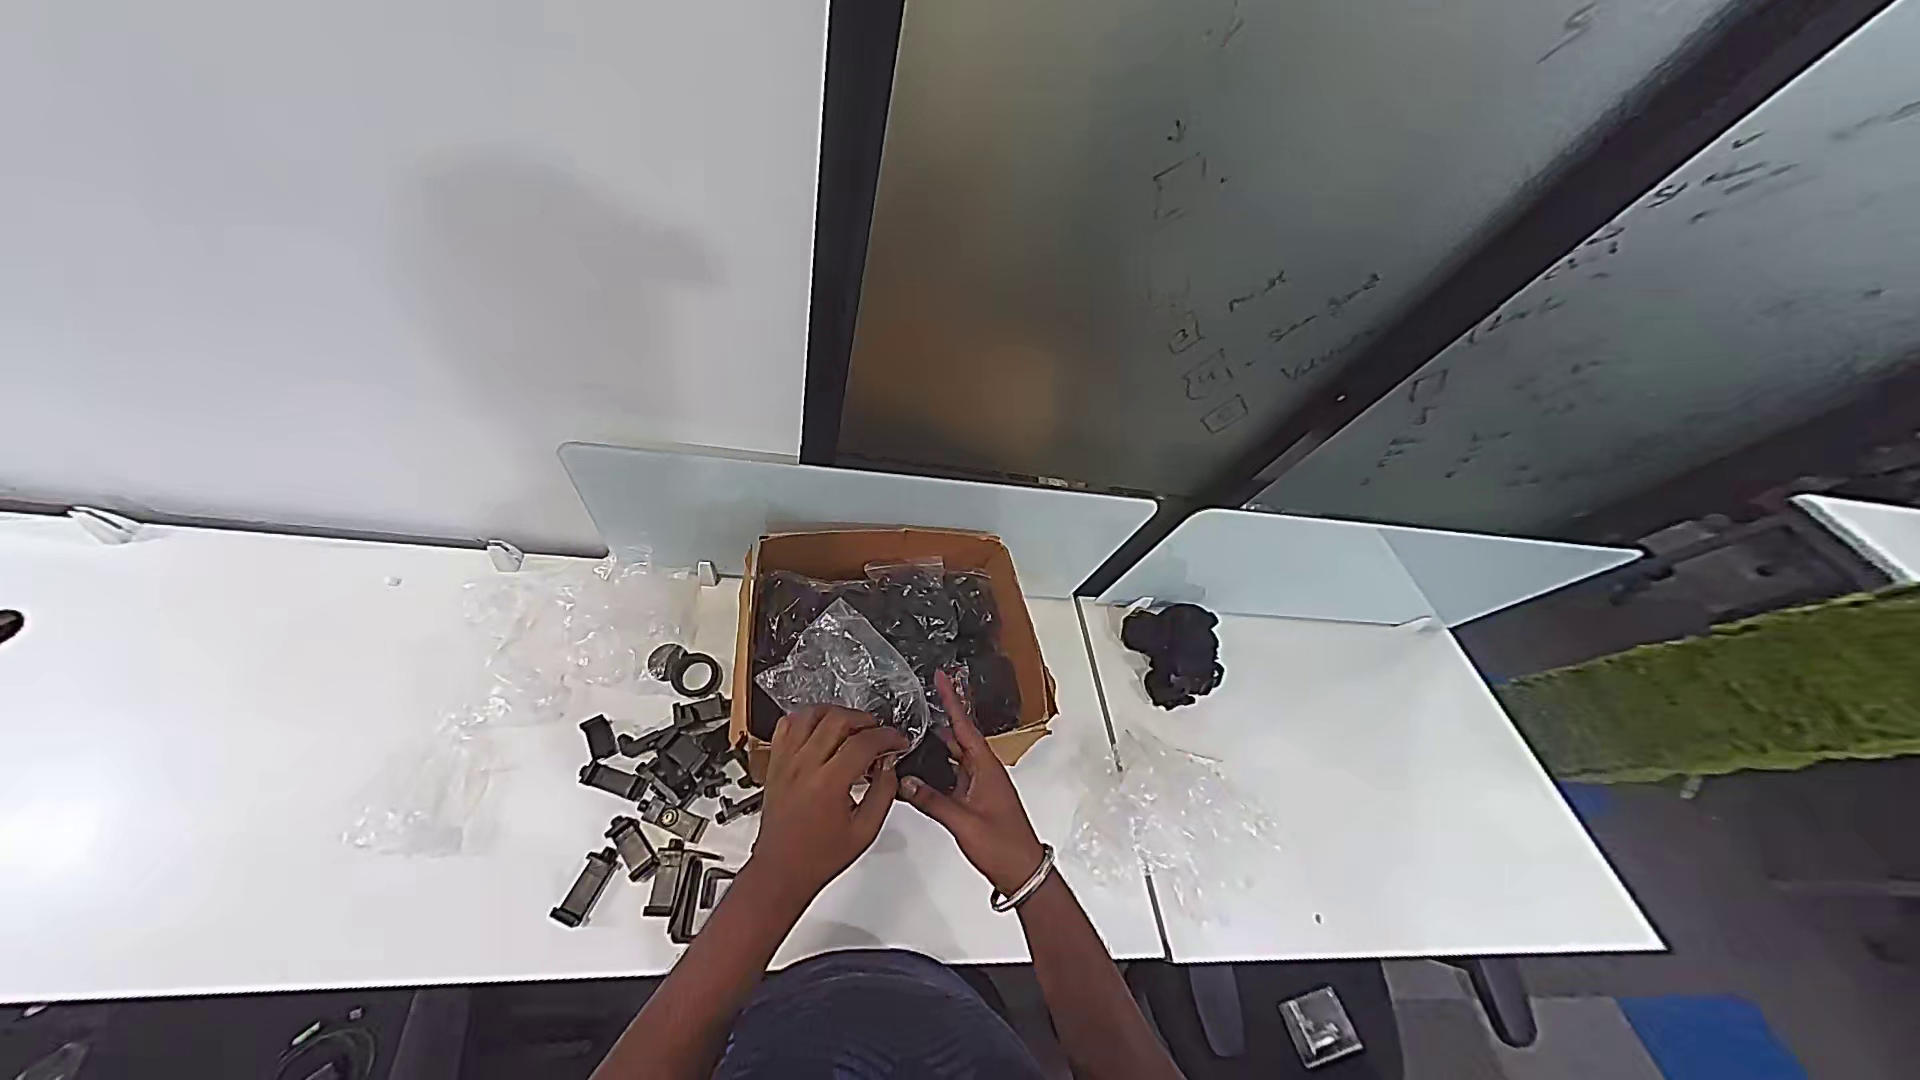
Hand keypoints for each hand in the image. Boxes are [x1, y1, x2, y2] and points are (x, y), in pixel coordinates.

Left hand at [748, 706, 905, 903]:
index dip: (888, 736)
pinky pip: (787, 724)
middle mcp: (804, 767)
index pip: (864, 742)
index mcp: (828, 784)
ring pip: (810, 714)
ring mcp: (786, 762)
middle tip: (877, 733)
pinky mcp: (776, 762)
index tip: (897, 740)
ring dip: (836, 714)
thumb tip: (889, 765)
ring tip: (851, 726)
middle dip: (866, 720)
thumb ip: (883, 792)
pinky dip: (806, 719)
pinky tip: (820, 728)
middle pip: (838, 719)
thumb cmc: (817, 857)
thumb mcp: (865, 831)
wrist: (781, 871)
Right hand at [897, 670, 1047, 894]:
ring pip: (955, 756)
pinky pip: (955, 775)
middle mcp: (985, 770)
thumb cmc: (1004, 845)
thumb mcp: (963, 821)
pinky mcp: (977, 798)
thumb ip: (931, 800)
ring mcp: (981, 784)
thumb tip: (906, 781)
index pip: (964, 725)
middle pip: (958, 736)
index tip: (942, 678)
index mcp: (986, 767)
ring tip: (916, 732)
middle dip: (942, 717)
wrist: (1022, 871)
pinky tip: (923, 772)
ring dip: (938, 745)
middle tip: (923, 699)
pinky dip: (939, 768)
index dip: (952, 699)